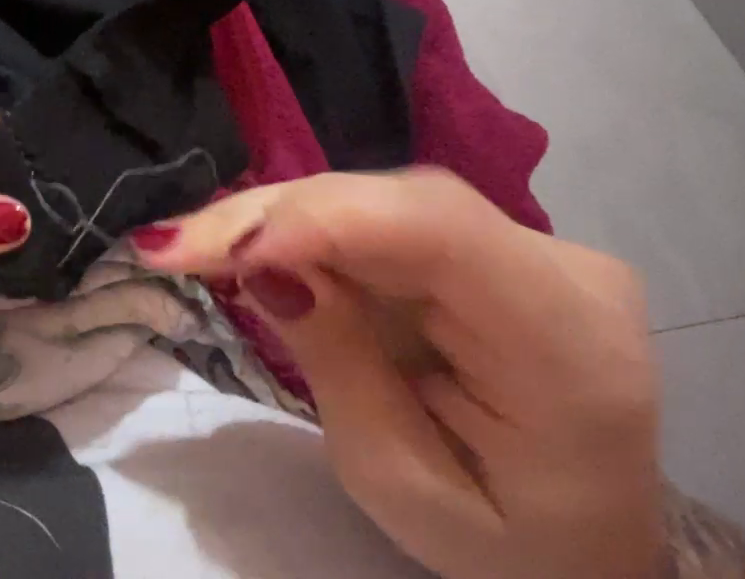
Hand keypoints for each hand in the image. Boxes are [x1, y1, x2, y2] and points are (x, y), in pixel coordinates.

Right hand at [134, 168, 662, 578]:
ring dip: (267, 221)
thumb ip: (339, 363)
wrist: (581, 545)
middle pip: (390, 205)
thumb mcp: (399, 476)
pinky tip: (235, 246)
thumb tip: (265, 268)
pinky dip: (293, 231)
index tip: (221, 252)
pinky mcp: (478, 245)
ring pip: (367, 200)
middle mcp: (557, 269)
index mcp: (566, 344)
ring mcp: (522, 247)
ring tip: (181, 248)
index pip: (439, 233)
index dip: (319, 220)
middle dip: (266, 219)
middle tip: (163, 248)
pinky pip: (369, 218)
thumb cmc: (495, 539)